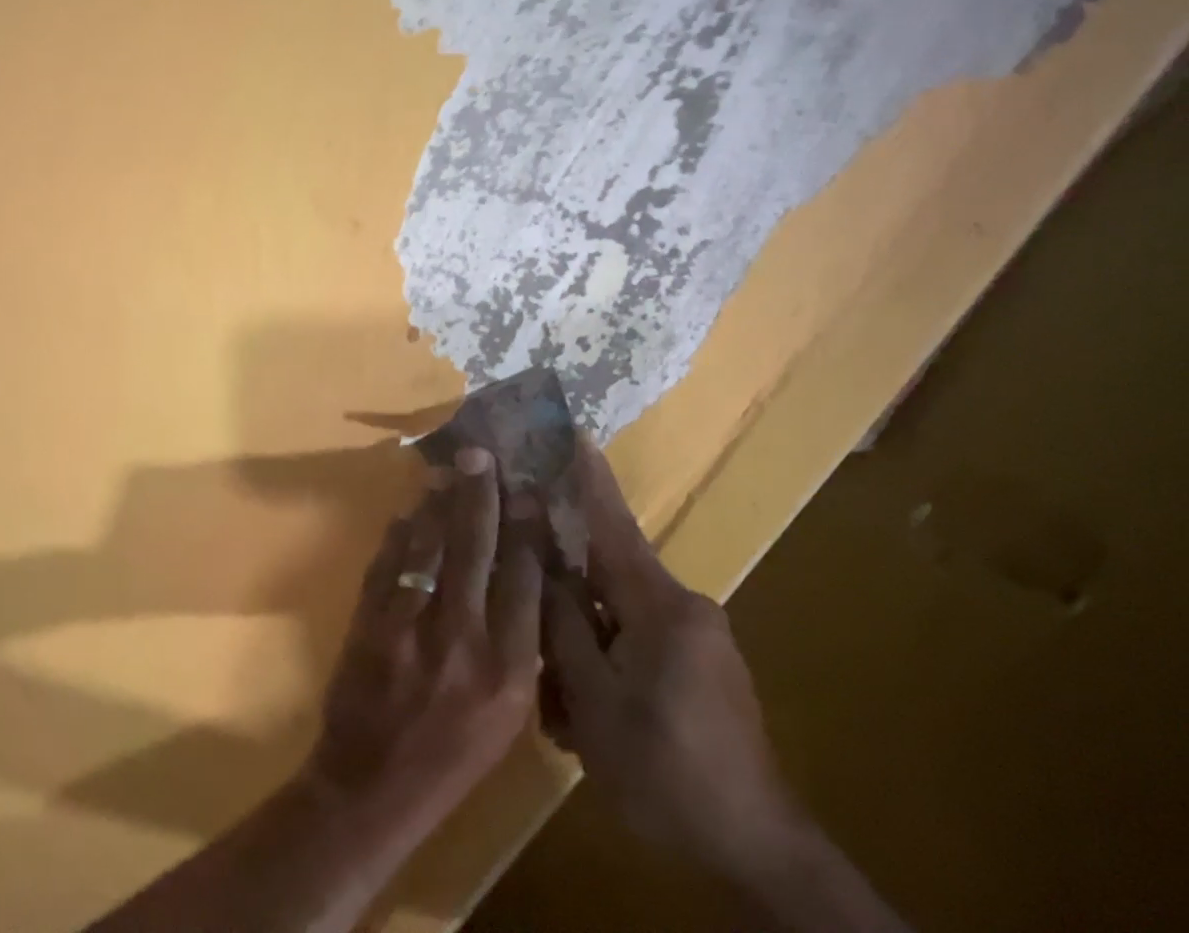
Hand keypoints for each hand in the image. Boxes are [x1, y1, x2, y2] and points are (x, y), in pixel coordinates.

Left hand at [303, 446, 542, 832]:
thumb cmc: (454, 757)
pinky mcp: (368, 624)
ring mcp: (409, 629)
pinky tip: (408, 513)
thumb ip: (518, 649)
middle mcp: (464, 640)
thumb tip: (519, 582)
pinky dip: (398, 536)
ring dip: (438, 505)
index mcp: (511, 669)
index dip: (525, 529)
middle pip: (476, 551)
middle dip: (481, 497)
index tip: (527, 490)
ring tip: (448, 471)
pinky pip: (386, 565)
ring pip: (428, 549)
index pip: (525, 581)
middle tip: (483, 456)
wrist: (375, 782)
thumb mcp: (509, 715)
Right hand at [540, 440, 803, 877]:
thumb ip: (563, 624)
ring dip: (579, 652)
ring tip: (559, 711)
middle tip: (526, 636)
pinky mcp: (699, 673)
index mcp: (662, 607)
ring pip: (616, 622)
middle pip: (606, 580)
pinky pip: (635, 651)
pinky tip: (585, 722)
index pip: (614, 527)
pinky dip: (602, 672)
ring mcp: (697, 644)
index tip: (571, 432)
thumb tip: (541, 564)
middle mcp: (684, 611)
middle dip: (561, 602)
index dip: (588, 481)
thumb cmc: (662, 766)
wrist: (749, 844)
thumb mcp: (593, 697)